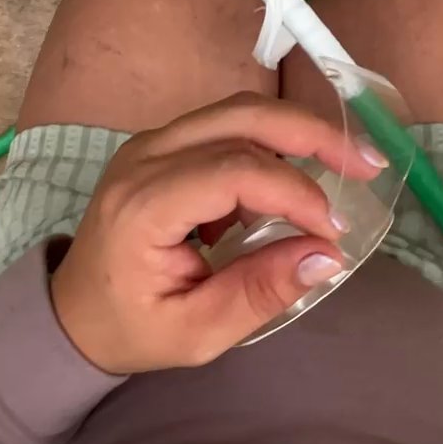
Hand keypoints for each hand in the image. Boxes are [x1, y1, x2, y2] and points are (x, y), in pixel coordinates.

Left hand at [49, 93, 387, 374]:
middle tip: (368, 163)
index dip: (295, 193)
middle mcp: (145, 157)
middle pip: (242, 118)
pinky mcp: (165, 144)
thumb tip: (329, 256)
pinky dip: (273, 141)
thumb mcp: (197, 332)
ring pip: (239, 111)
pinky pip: (228, 125)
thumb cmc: (131, 327)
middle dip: (313, 134)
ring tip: (349, 159)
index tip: (335, 231)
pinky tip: (302, 173)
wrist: (74, 310)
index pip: (234, 172)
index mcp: (143, 205)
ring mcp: (152, 143)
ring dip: (299, 129)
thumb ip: (260, 293)